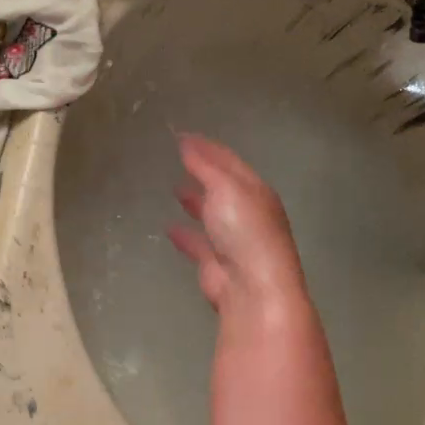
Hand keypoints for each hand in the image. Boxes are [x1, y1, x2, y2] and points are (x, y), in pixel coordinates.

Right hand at [168, 135, 309, 315]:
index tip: (182, 136)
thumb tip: (185, 139)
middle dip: (205, 174)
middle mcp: (249, 214)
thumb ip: (205, 164)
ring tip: (174, 190)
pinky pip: (199, 243)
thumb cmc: (244, 230)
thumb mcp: (225, 187)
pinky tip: (168, 228)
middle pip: (224, 188)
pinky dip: (185, 234)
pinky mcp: (218, 264)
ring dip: (196, 202)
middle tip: (179, 160)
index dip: (208, 148)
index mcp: (256, 192)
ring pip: (212, 215)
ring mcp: (235, 241)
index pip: (230, 162)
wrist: (252, 288)